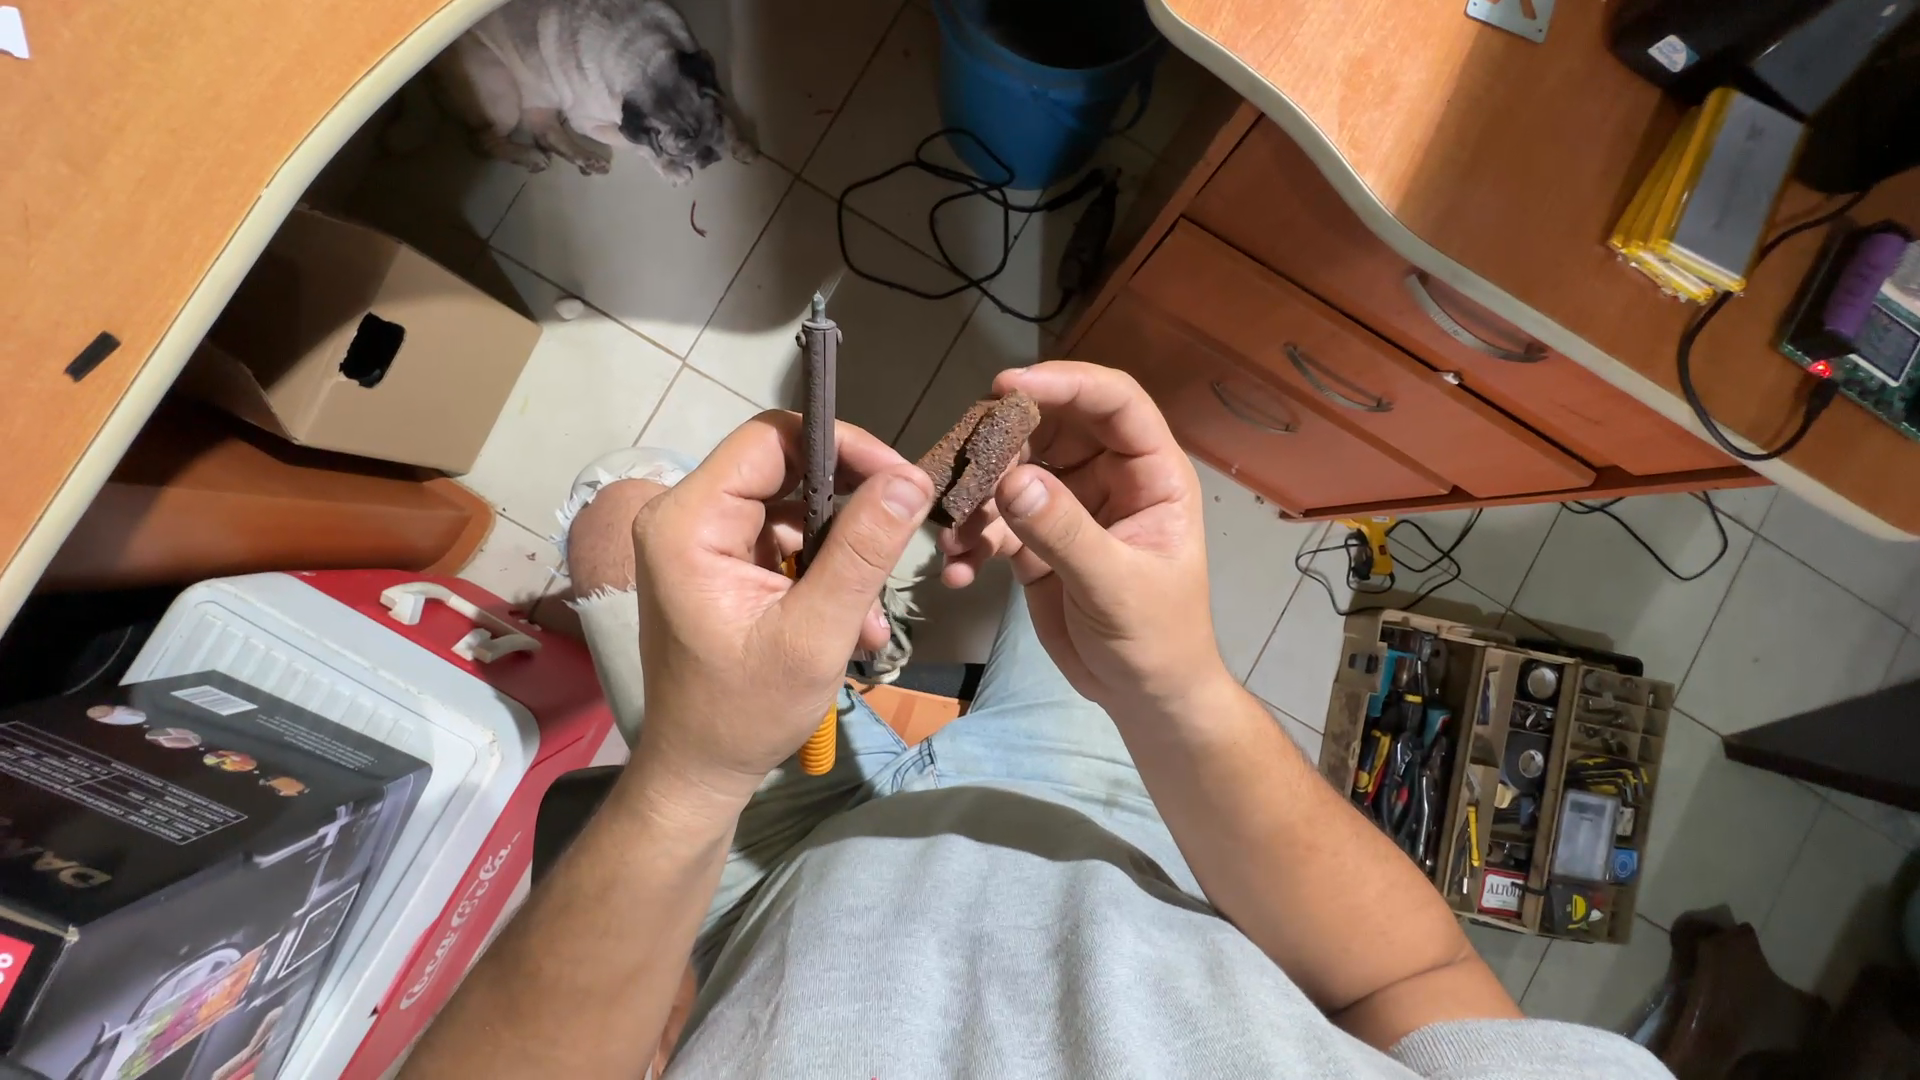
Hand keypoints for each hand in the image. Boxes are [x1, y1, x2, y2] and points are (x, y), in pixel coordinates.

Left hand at [627, 412, 934, 811]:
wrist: (701, 770)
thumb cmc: (746, 711)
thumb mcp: (816, 633)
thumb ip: (863, 551)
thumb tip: (911, 480)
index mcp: (689, 522)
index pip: (773, 438)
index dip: (843, 446)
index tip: (901, 479)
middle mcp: (687, 516)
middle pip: (786, 468)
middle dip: (851, 504)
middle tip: (903, 533)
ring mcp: (703, 541)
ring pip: (794, 506)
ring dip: (845, 550)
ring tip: (871, 613)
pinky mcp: (723, 564)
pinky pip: (787, 541)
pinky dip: (826, 572)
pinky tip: (853, 622)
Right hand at [939, 362, 1229, 715]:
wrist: (1140, 696)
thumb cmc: (1156, 638)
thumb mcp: (1117, 586)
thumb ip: (1066, 533)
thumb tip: (1012, 480)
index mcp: (1150, 473)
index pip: (1114, 404)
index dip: (1065, 383)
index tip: (1007, 387)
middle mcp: (1106, 478)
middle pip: (1051, 429)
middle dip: (1004, 442)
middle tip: (962, 461)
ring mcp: (1067, 508)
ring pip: (1013, 474)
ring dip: (977, 497)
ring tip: (953, 530)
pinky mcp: (1034, 541)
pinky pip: (995, 523)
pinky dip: (973, 541)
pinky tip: (959, 570)